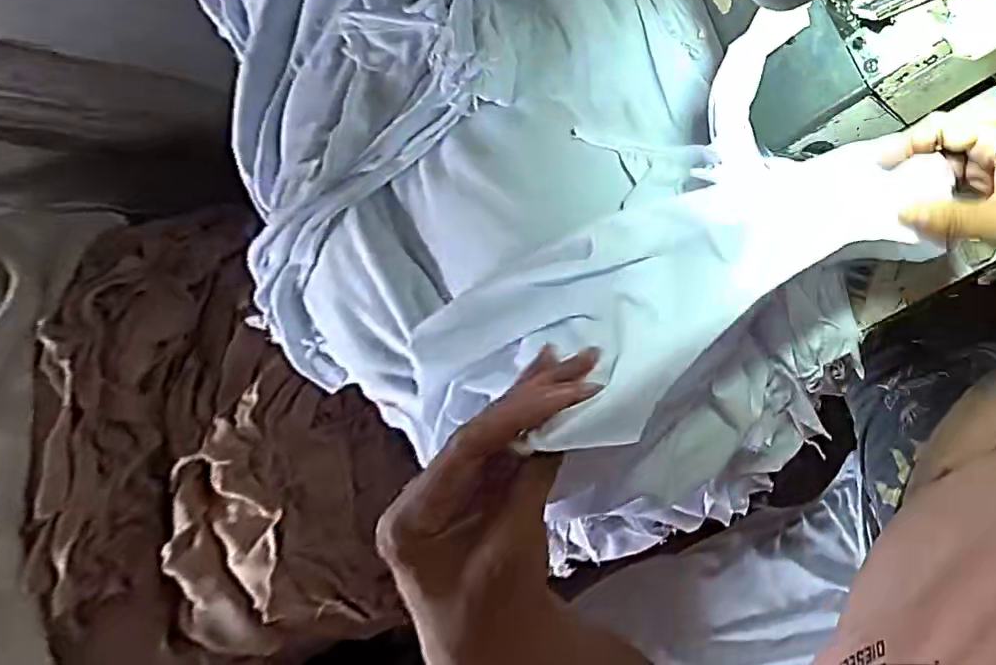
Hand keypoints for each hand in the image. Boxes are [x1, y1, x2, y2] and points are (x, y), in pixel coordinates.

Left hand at [376, 347, 600, 664]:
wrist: (487, 644)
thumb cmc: (491, 605)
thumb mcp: (512, 545)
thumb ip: (530, 479)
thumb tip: (559, 426)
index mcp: (414, 512)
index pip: (470, 443)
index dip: (521, 411)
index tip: (569, 392)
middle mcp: (426, 489)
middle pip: (484, 426)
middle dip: (535, 391)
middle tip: (581, 361)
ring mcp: (452, 484)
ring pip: (498, 424)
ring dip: (540, 391)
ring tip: (576, 358)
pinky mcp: (477, 483)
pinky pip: (508, 437)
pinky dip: (536, 410)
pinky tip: (550, 378)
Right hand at [881, 114, 995, 274]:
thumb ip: (949, 217)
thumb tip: (904, 212)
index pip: (943, 129)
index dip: (909, 143)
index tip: (884, 161)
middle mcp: (995, 144)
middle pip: (943, 145)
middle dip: (914, 162)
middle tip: (885, 179)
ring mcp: (994, 165)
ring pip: (948, 166)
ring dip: (926, 181)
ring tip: (898, 195)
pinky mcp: (994, 185)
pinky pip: (958, 184)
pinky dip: (941, 195)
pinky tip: (924, 208)